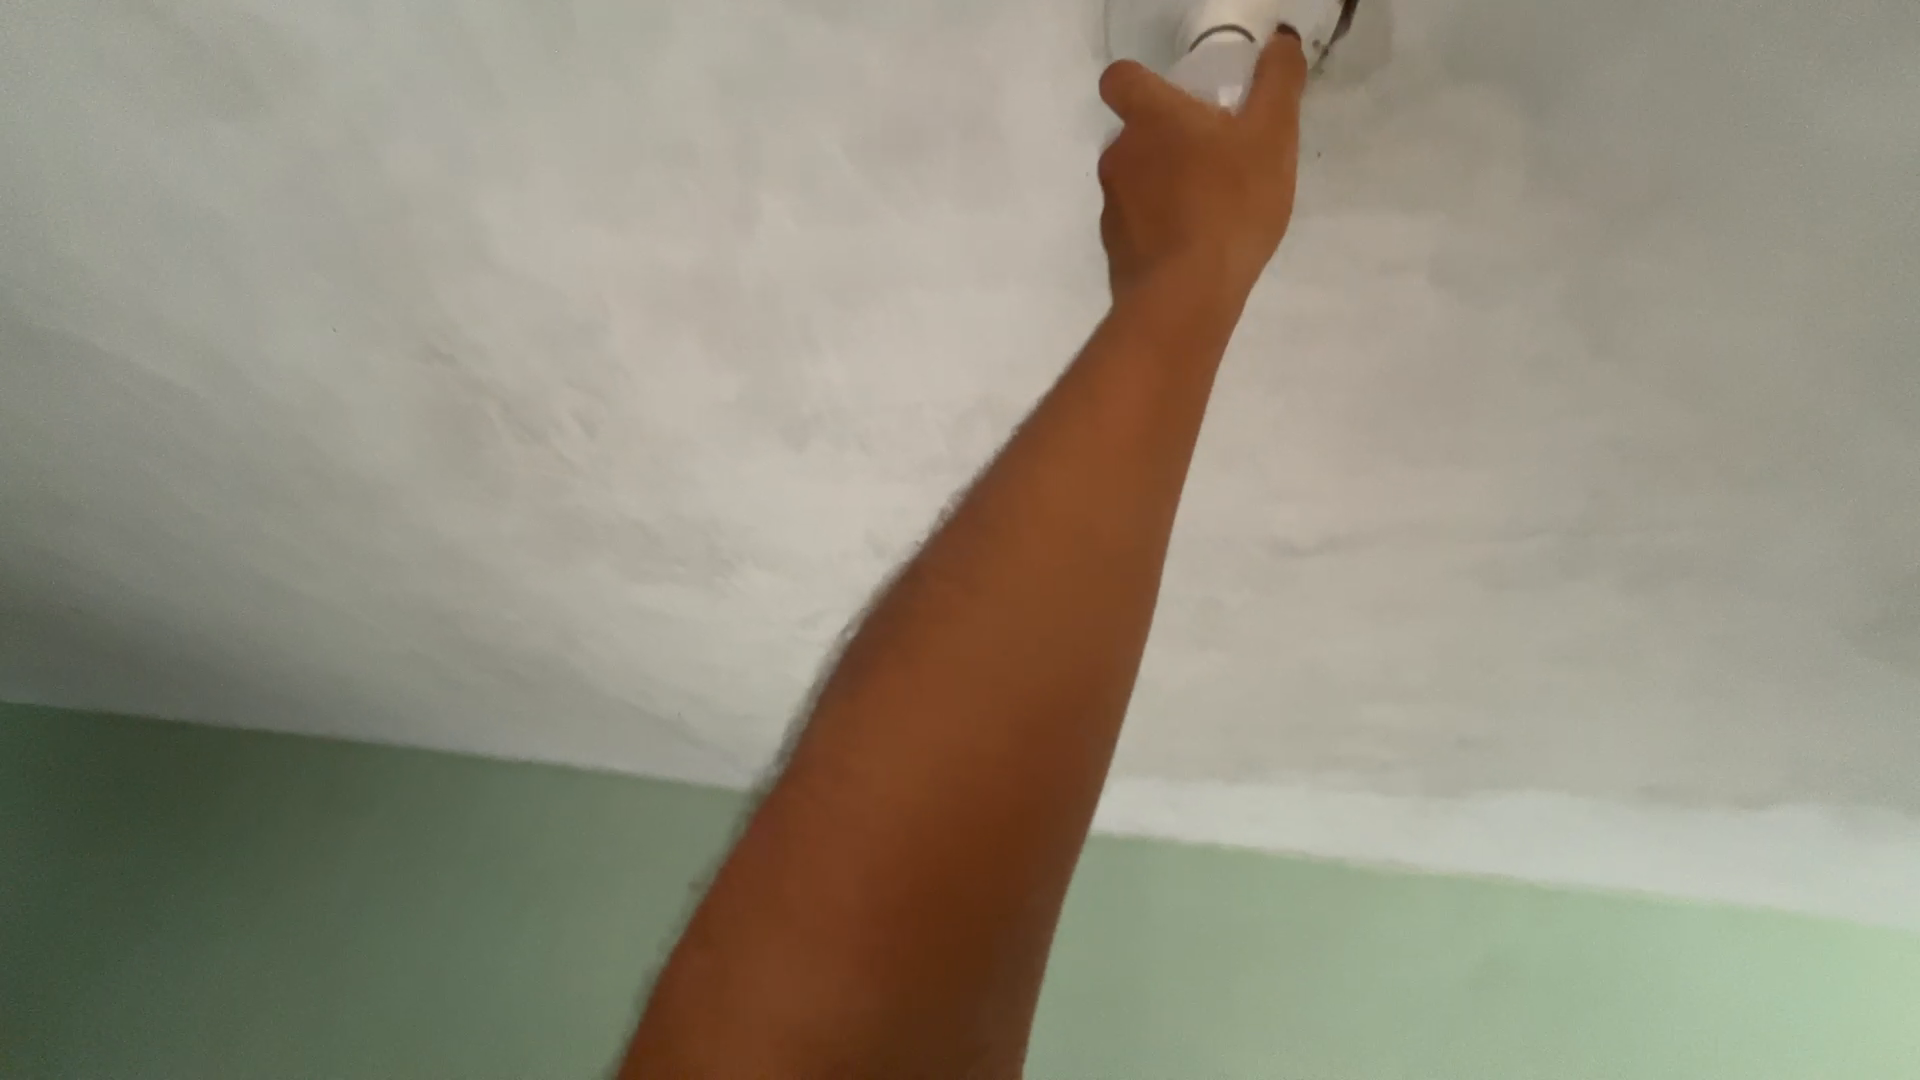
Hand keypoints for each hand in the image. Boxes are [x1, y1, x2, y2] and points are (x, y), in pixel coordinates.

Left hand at [1096, 32, 1307, 299]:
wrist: (1185, 297)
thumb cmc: (1230, 206)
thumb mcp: (1272, 135)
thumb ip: (1278, 82)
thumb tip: (1279, 45)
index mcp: (1149, 119)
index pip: (1120, 80)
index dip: (1141, 83)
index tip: (1175, 100)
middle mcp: (1118, 158)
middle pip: (1136, 136)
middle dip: (1168, 143)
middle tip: (1213, 161)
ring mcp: (1111, 209)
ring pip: (1136, 185)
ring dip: (1165, 190)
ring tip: (1210, 212)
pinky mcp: (1114, 252)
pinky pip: (1137, 228)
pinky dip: (1159, 231)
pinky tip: (1193, 248)